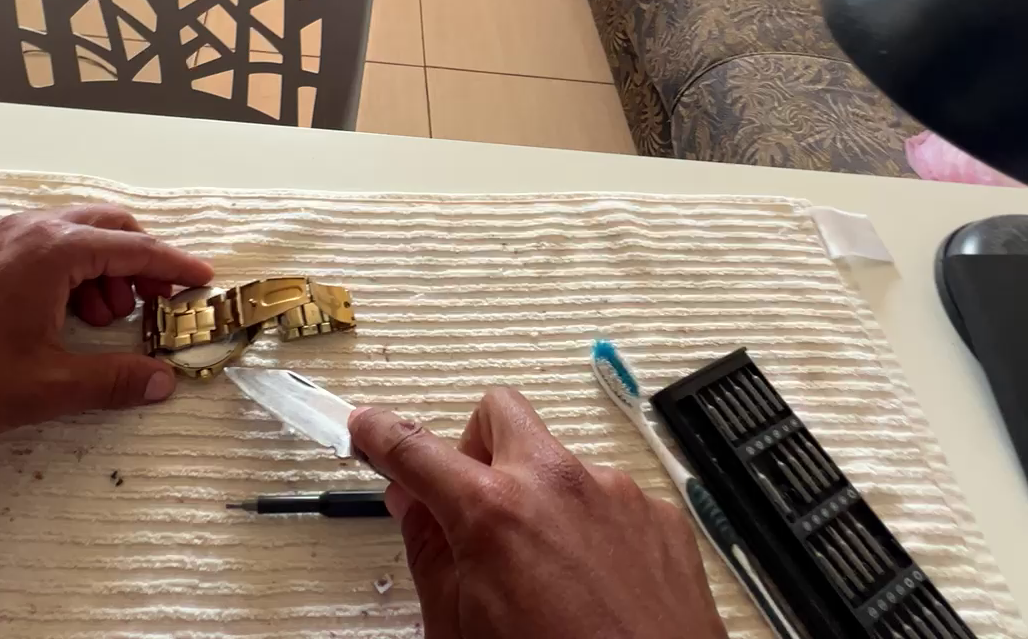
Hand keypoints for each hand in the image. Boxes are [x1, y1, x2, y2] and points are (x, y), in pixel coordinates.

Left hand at [0, 205, 213, 440]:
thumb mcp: (45, 387)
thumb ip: (112, 381)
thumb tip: (163, 383)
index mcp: (54, 251)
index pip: (136, 250)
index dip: (174, 266)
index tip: (202, 279)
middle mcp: (33, 230)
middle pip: (111, 227)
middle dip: (143, 261)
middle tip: (157, 300)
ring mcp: (4, 238)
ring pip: (79, 234)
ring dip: (107, 266)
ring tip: (107, 316)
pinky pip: (49, 244)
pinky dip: (75, 268)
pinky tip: (65, 312)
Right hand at [350, 389, 723, 638]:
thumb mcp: (460, 633)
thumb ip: (429, 553)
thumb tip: (413, 503)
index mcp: (495, 514)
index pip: (416, 450)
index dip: (381, 433)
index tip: (368, 425)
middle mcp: (556, 484)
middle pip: (499, 410)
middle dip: (476, 443)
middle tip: (475, 499)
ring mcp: (614, 493)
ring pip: (556, 460)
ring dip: (539, 494)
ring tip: (548, 569)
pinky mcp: (660, 515)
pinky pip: (608, 496)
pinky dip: (591, 524)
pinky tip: (595, 582)